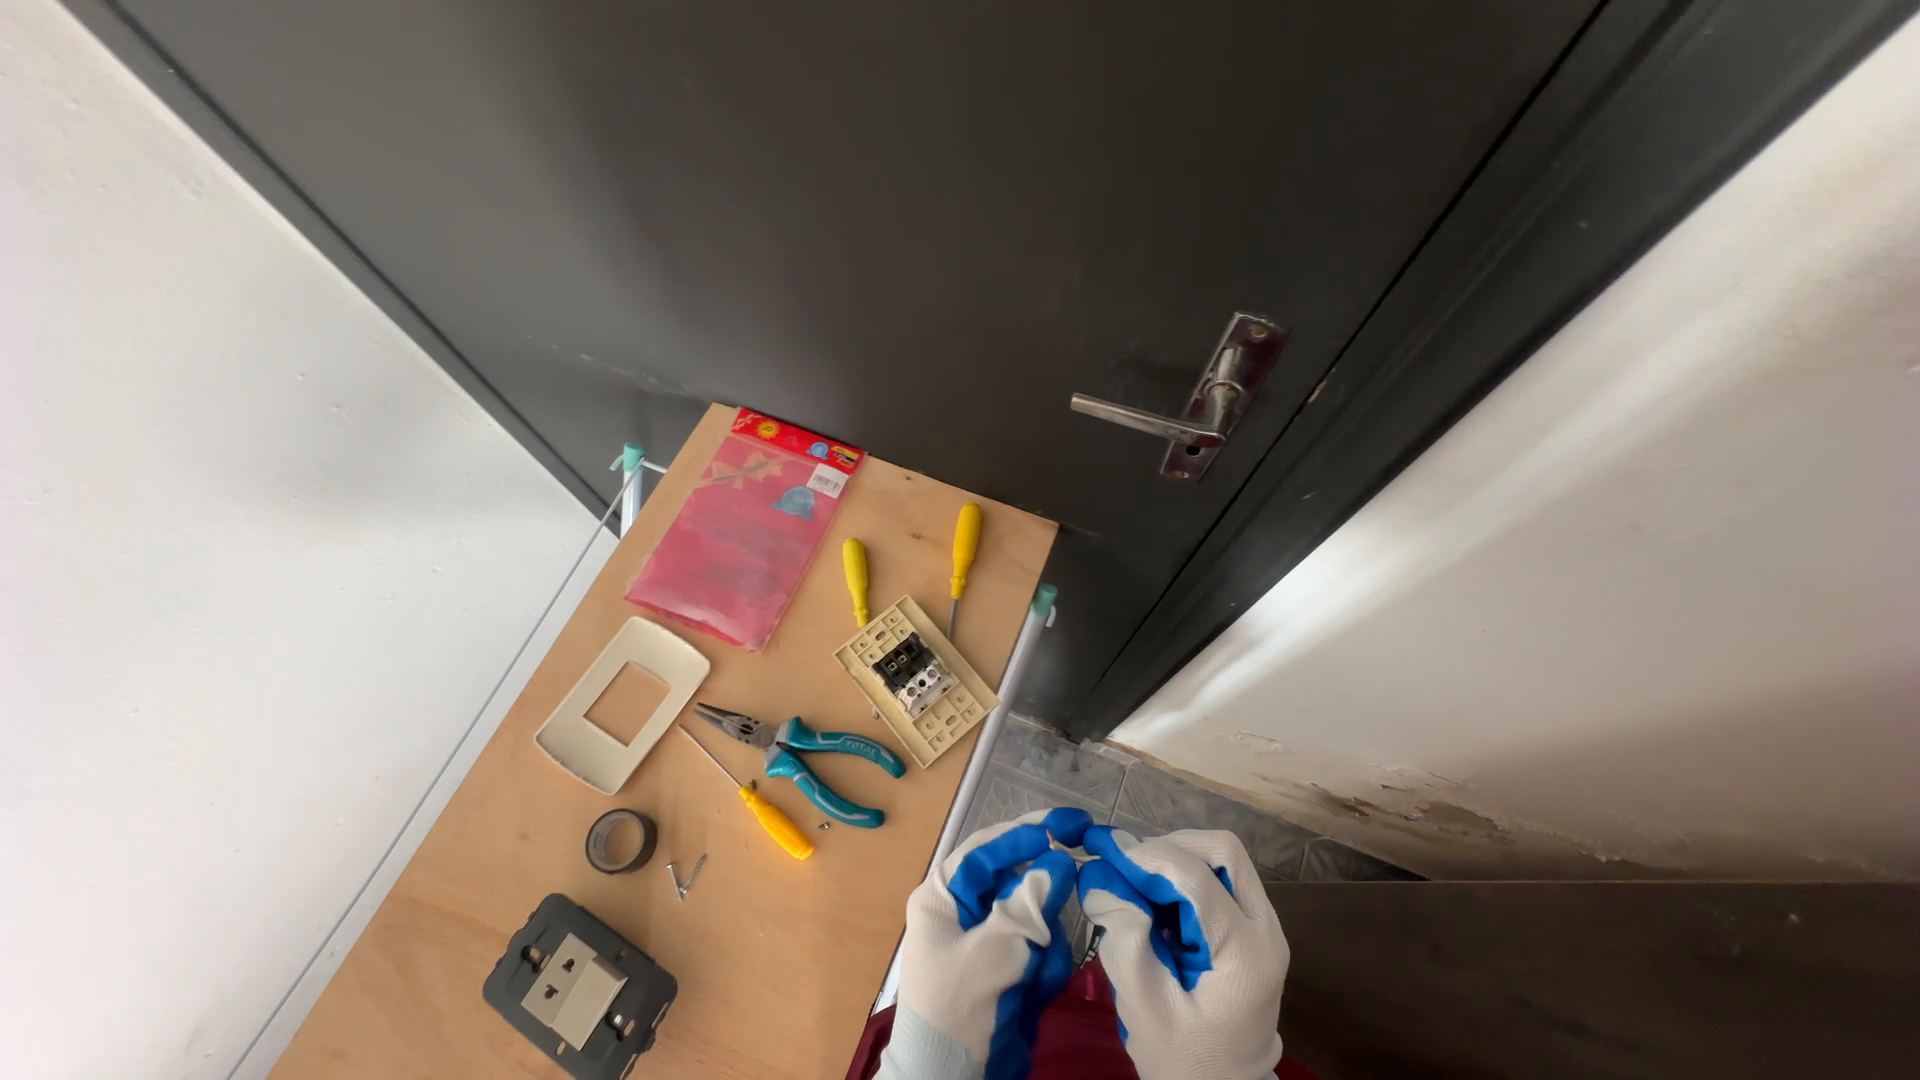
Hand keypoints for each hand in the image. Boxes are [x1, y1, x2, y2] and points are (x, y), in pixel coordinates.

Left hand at [879, 807, 1093, 1079]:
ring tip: (1033, 974)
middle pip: (1018, 881)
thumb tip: (1059, 860)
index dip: (1027, 831)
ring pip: (1037, 916)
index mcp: (944, 895)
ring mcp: (989, 939)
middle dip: (1041, 903)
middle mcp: (965, 909)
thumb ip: (1028, 903)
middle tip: (1065, 903)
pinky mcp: (1010, 966)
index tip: (1069, 823)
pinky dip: (1045, 968)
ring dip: (1044, 944)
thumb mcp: (993, 952)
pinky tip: (1036, 991)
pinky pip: (1041, 948)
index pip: (987, 848)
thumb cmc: (958, 1008)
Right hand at [1077, 827, 1288, 1079]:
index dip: (1146, 858)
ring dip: (1174, 857)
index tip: (1103, 855)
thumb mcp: (1144, 1010)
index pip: (1196, 879)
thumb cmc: (1184, 1058)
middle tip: (1126, 870)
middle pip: (1221, 850)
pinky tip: (1155, 901)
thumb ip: (1123, 942)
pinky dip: (1181, 871)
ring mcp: (1264, 923)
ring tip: (1137, 888)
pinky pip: (1218, 873)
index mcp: (1246, 955)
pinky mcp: (1251, 922)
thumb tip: (1101, 878)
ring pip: (1220, 855)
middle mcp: (1266, 928)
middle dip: (1168, 847)